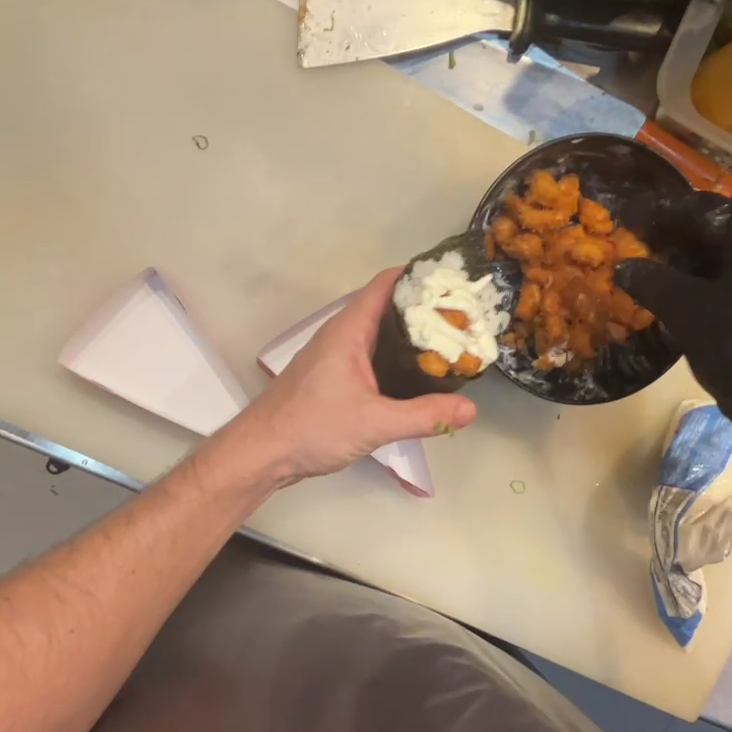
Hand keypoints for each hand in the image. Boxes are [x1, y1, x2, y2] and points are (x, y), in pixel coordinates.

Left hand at [212, 268, 477, 486]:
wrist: (261, 454)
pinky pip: (372, 361)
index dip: (421, 277)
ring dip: (412, 341)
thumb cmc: (311, 428)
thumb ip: (424, 416)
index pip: (387, 284)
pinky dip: (397, 364)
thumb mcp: (374, 423)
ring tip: (452, 348)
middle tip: (465, 321)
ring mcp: (335, 359)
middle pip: (388, 309)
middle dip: (425, 312)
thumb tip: (469, 410)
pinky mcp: (333, 381)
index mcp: (349, 330)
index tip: (456, 283)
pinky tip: (419, 382)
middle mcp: (342, 336)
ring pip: (381, 338)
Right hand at [615, 193, 731, 478]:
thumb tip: (622, 265)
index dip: (663, 214)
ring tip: (651, 274)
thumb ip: (654, 283)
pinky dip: (707, 285)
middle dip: (675, 239)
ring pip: (727, 259)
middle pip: (718, 232)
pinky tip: (680, 300)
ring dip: (689, 264)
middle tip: (636, 248)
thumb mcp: (689, 314)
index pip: (703, 210)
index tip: (630, 219)